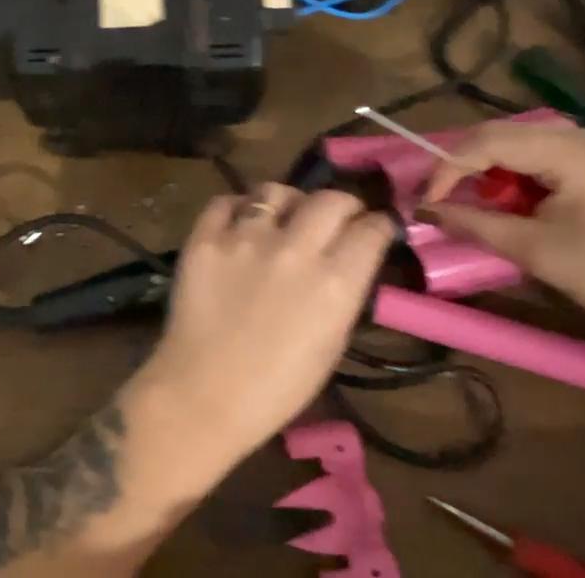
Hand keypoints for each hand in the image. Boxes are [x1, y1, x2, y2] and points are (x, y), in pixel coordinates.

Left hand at [121, 185, 393, 494]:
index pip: (371, 230)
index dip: (380, 225)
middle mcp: (295, 249)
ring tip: (285, 215)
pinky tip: (241, 222)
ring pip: (275, 191)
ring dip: (288, 200)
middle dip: (343, 204)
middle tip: (338, 215)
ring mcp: (245, 239)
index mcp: (336, 283)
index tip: (378, 226)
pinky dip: (238, 207)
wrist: (205, 393)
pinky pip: (225, 203)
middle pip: (329, 199)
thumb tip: (346, 262)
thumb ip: (343, 293)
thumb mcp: (331, 342)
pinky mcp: (205, 239)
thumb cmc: (278, 386)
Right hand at [421, 121, 584, 337]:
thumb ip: (475, 223)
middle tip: (442, 199)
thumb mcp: (538, 253)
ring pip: (523, 141)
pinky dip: (520, 172)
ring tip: (475, 202)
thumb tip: (426, 210)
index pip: (490, 141)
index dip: (448, 167)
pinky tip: (513, 200)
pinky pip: (548, 153)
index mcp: (579, 153)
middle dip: (466, 165)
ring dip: (491, 168)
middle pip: (505, 134)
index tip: (425, 200)